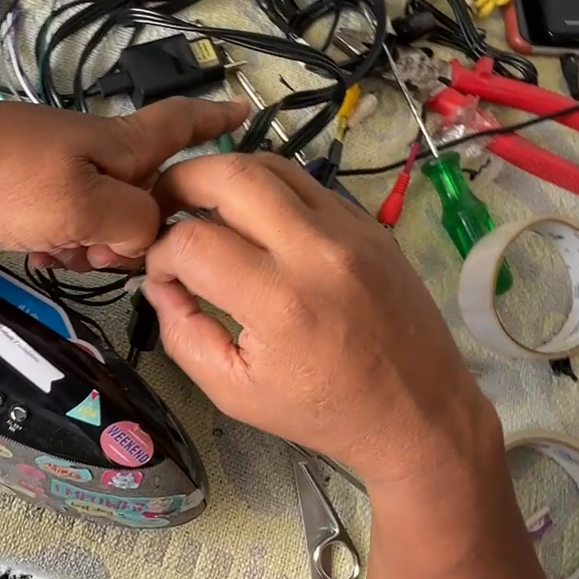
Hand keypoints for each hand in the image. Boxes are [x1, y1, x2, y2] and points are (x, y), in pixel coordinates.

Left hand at [0, 97, 246, 270]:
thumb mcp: (79, 204)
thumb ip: (131, 219)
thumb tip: (149, 233)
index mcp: (112, 141)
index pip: (179, 124)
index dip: (216, 120)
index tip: (249, 109)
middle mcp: (86, 144)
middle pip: (142, 184)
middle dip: (141, 226)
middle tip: (110, 258)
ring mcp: (49, 160)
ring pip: (100, 205)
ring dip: (95, 239)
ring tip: (62, 256)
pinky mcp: (16, 179)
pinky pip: (61, 210)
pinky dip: (61, 236)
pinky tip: (39, 252)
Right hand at [143, 153, 501, 486]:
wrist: (419, 414)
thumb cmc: (322, 411)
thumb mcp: (232, 391)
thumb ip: (182, 333)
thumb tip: (162, 283)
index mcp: (281, 303)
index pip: (192, 242)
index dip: (159, 254)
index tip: (160, 274)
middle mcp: (318, 251)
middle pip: (230, 175)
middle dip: (179, 182)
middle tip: (161, 207)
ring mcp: (351, 229)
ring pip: (269, 165)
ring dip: (223, 178)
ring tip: (200, 205)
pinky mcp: (369, 224)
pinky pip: (304, 184)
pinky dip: (265, 192)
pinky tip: (251, 222)